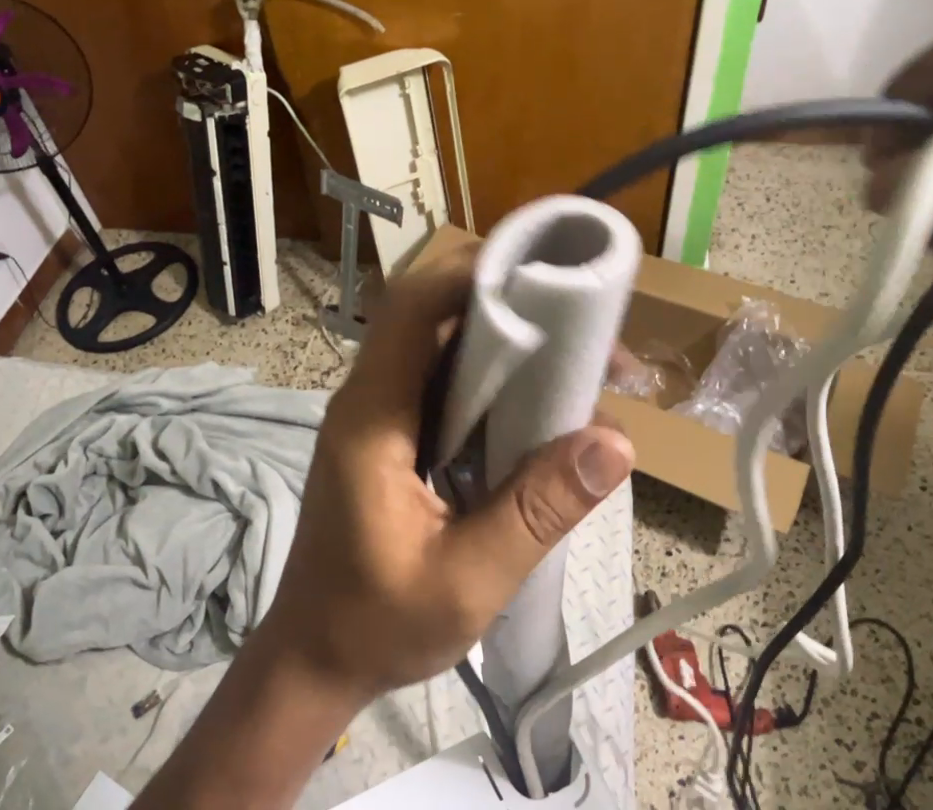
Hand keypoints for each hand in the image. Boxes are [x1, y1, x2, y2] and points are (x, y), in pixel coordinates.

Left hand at [260, 241, 636, 698]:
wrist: (316, 657)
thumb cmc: (377, 624)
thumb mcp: (467, 579)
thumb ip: (537, 509)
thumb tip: (616, 441)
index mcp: (372, 417)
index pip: (413, 309)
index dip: (475, 276)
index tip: (552, 279)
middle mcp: (368, 400)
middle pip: (431, 316)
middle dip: (509, 307)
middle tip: (588, 335)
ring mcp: (377, 417)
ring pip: (440, 349)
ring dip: (506, 346)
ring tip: (580, 368)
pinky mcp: (390, 438)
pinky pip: (442, 387)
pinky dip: (492, 385)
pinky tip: (539, 411)